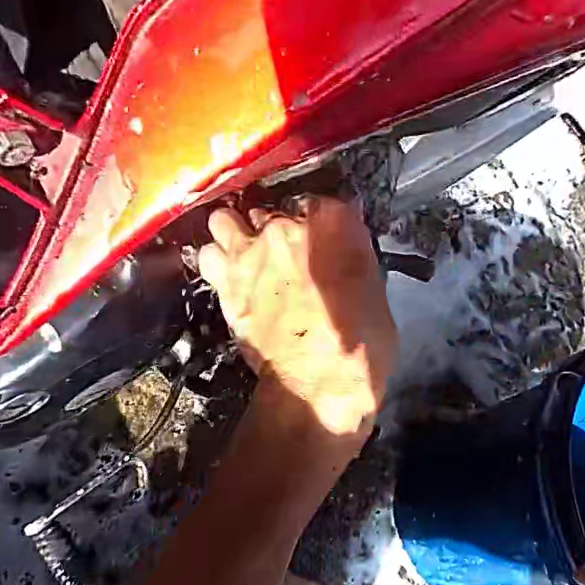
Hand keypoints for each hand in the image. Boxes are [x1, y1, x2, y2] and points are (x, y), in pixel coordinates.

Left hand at [197, 196, 398, 438]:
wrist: (320, 383)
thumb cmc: (358, 345)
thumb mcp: (375, 293)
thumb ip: (354, 260)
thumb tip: (347, 257)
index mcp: (333, 223)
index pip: (323, 201)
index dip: (321, 222)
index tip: (324, 236)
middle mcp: (287, 228)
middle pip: (271, 209)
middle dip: (276, 228)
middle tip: (286, 252)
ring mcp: (251, 253)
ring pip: (227, 219)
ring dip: (235, 232)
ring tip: (246, 250)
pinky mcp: (226, 283)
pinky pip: (208, 254)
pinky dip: (215, 260)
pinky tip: (227, 272)